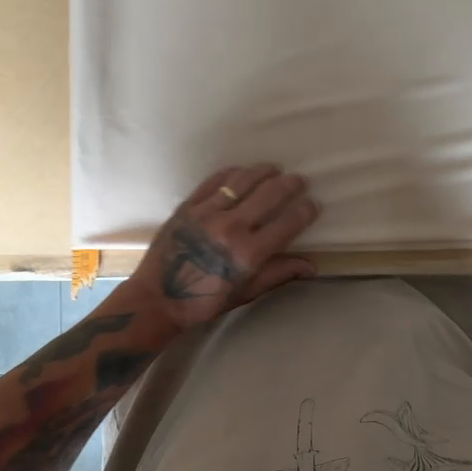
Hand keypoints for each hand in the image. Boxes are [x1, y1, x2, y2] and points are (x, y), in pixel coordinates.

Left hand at [121, 164, 321, 331]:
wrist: (158, 298)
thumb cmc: (205, 301)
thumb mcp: (246, 292)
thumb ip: (278, 273)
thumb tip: (312, 265)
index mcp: (248, 254)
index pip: (287, 224)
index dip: (305, 211)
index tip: (313, 204)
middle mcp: (231, 228)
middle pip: (269, 194)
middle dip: (289, 185)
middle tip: (299, 180)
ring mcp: (208, 213)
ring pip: (243, 181)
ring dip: (263, 171)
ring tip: (274, 169)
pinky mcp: (189, 205)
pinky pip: (216, 181)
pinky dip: (233, 173)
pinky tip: (243, 172)